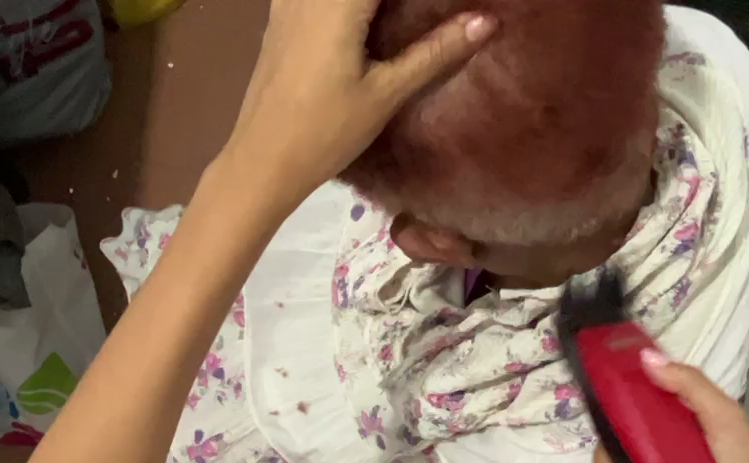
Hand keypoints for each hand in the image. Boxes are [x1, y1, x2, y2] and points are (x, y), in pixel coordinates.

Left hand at [215, 0, 495, 209]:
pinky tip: (365, 20)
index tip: (450, 4)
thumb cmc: (325, 132)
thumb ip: (433, 53)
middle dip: (397, 3)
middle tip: (429, 12)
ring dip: (377, 4)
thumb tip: (486, 21)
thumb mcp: (384, 95)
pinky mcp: (279, 12)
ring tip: (398, 20)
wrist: (263, 160)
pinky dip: (349, 4)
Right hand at [593, 351, 748, 462]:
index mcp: (689, 404)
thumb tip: (645, 356)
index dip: (618, 391)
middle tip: (602, 460)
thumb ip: (690, 385)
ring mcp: (668, 456)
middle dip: (607, 438)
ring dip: (610, 460)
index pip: (645, 388)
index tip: (596, 401)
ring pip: (626, 448)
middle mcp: (674, 427)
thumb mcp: (723, 417)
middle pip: (628, 422)